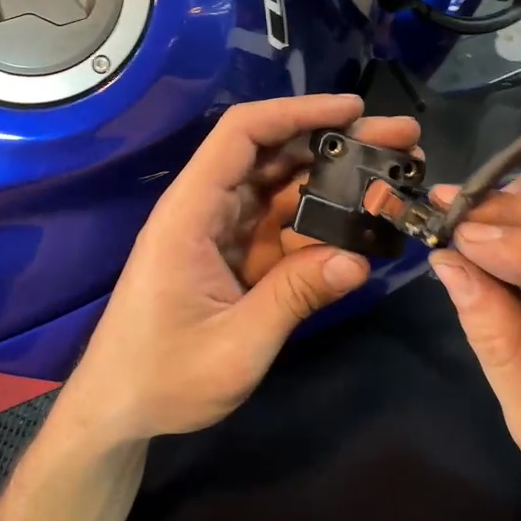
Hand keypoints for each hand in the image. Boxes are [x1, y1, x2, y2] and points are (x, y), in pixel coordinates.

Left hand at [57, 94, 420, 444]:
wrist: (118, 409)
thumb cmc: (163, 376)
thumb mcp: (235, 345)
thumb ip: (295, 297)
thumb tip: (360, 260)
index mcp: (192, 211)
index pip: (242, 134)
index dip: (296, 112)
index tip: (353, 111)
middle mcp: (206, 208)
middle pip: (272, 154)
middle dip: (334, 142)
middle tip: (401, 140)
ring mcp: (221, 231)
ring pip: (282, 188)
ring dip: (335, 180)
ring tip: (395, 175)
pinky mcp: (233, 256)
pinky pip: (281, 226)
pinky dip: (321, 222)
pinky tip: (363, 224)